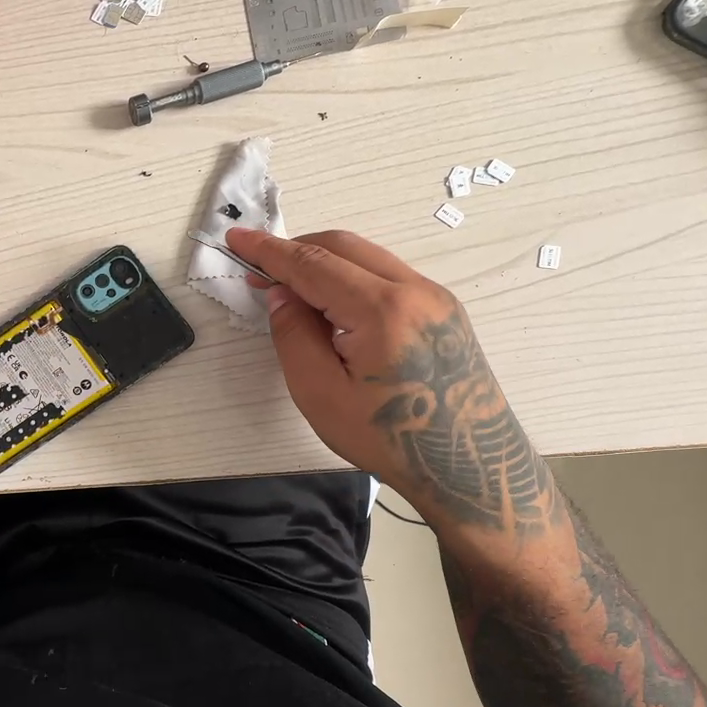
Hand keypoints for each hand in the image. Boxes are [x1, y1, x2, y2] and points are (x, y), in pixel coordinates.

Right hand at [225, 227, 548, 528]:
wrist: (470, 468)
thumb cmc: (388, 437)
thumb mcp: (319, 392)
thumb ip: (294, 335)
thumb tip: (282, 295)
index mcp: (382, 310)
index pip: (313, 264)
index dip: (269, 250)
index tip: (237, 238)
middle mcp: (416, 292)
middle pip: (343, 246)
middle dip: (294, 249)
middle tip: (256, 269)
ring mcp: (435, 300)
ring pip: (366, 258)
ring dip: (321, 262)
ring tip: (287, 290)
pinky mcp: (443, 313)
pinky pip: (385, 275)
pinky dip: (347, 276)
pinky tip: (327, 305)